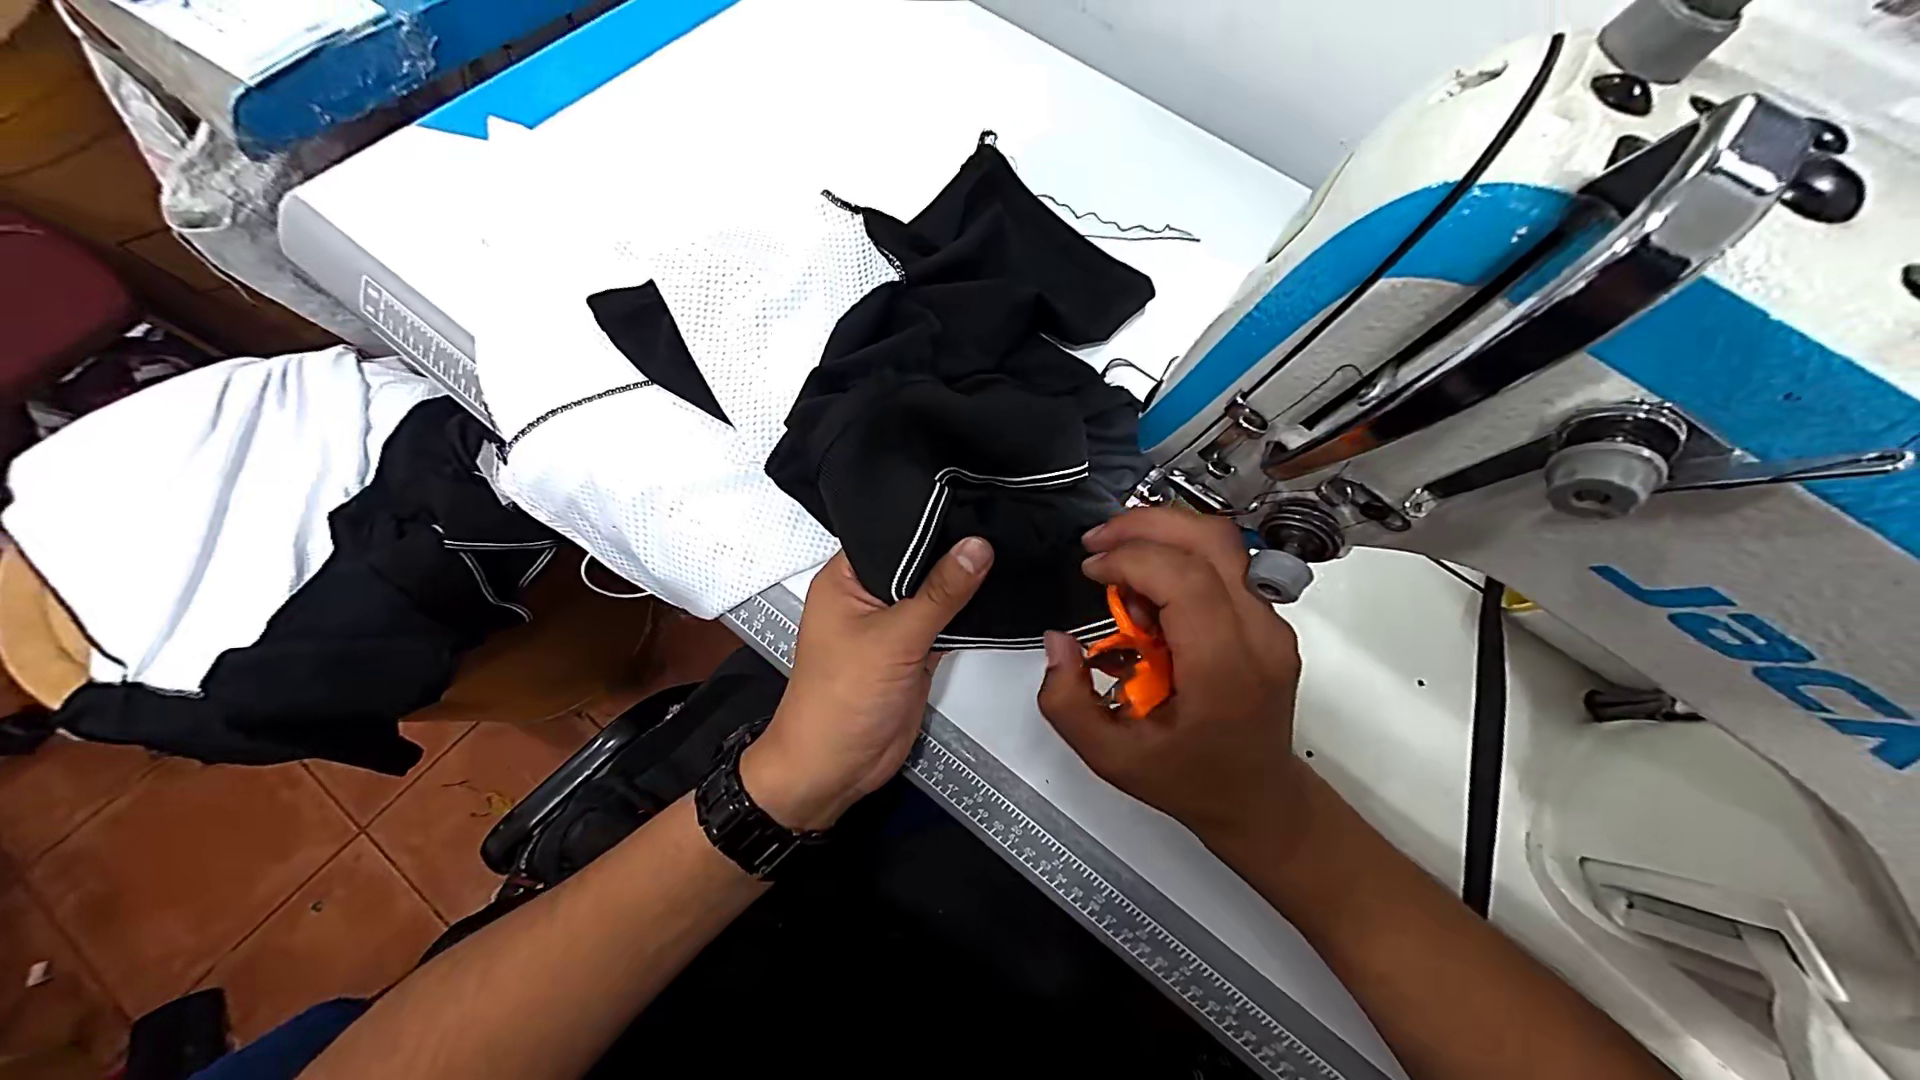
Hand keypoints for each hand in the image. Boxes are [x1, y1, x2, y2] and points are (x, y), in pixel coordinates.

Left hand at [741, 540, 991, 830]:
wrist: (837, 768)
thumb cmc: (838, 702)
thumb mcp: (893, 639)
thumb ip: (939, 593)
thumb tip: (975, 548)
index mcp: (844, 580)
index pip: (890, 532)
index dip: (926, 517)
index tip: (969, 497)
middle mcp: (866, 596)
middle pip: (916, 562)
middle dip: (951, 549)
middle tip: (997, 521)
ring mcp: (892, 624)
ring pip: (933, 592)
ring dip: (961, 583)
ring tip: (1004, 550)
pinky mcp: (912, 650)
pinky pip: (945, 622)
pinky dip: (966, 615)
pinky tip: (995, 595)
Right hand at [1037, 507, 1303, 847]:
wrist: (1258, 798)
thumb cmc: (1192, 780)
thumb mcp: (1110, 757)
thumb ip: (1067, 702)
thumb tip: (1057, 641)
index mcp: (1225, 670)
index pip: (1185, 578)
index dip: (1129, 559)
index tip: (1092, 570)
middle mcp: (1260, 636)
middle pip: (1210, 540)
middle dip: (1145, 525)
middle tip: (1099, 542)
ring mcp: (1272, 623)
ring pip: (1221, 541)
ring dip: (1162, 535)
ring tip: (1119, 561)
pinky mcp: (1268, 618)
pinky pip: (1223, 563)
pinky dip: (1179, 556)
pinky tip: (1147, 586)